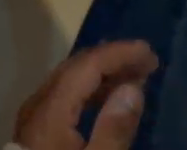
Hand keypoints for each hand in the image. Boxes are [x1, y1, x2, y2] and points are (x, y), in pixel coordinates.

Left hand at [13, 40, 156, 149]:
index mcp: (52, 108)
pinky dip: (90, 92)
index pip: (87, 66)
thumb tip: (132, 88)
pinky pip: (66, 98)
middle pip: (76, 68)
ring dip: (102, 75)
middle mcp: (40, 104)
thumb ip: (114, 130)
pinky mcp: (38, 133)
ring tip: (134, 78)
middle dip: (112, 59)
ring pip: (70, 82)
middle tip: (147, 62)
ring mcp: (36, 118)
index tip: (150, 53)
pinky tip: (108, 102)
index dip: (119, 54)